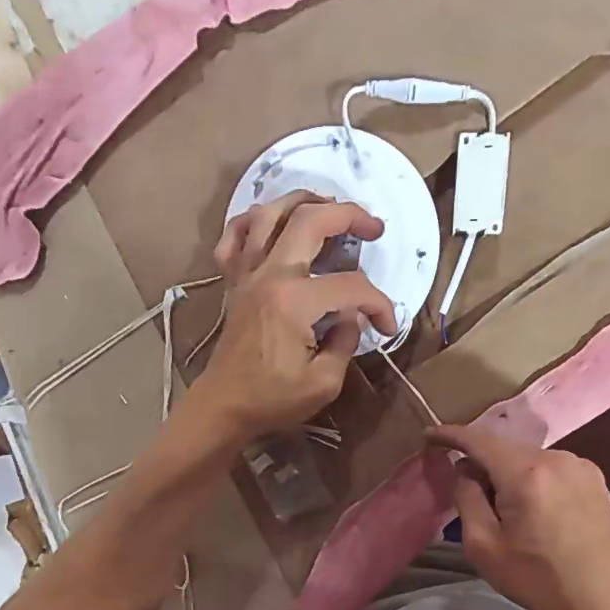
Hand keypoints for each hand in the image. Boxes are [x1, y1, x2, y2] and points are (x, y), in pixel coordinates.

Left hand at [186, 192, 398, 440]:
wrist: (222, 407)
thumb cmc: (271, 400)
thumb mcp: (324, 382)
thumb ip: (345, 341)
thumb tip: (351, 316)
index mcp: (294, 301)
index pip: (351, 287)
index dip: (379, 304)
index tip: (387, 327)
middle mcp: (268, 275)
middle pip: (311, 221)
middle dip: (350, 216)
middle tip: (374, 228)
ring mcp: (246, 274)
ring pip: (270, 214)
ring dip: (303, 201)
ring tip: (329, 206)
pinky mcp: (232, 282)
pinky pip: (234, 236)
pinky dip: (251, 221)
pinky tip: (270, 222)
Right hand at [428, 424, 609, 609]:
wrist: (602, 601)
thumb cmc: (537, 579)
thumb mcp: (483, 546)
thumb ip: (466, 497)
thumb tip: (465, 468)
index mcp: (526, 474)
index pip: (479, 440)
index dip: (450, 435)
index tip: (430, 436)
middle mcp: (556, 457)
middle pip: (504, 448)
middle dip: (482, 463)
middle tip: (470, 495)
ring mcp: (580, 464)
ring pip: (527, 457)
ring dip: (509, 472)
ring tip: (508, 510)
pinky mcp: (594, 476)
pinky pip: (549, 466)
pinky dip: (532, 478)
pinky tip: (536, 509)